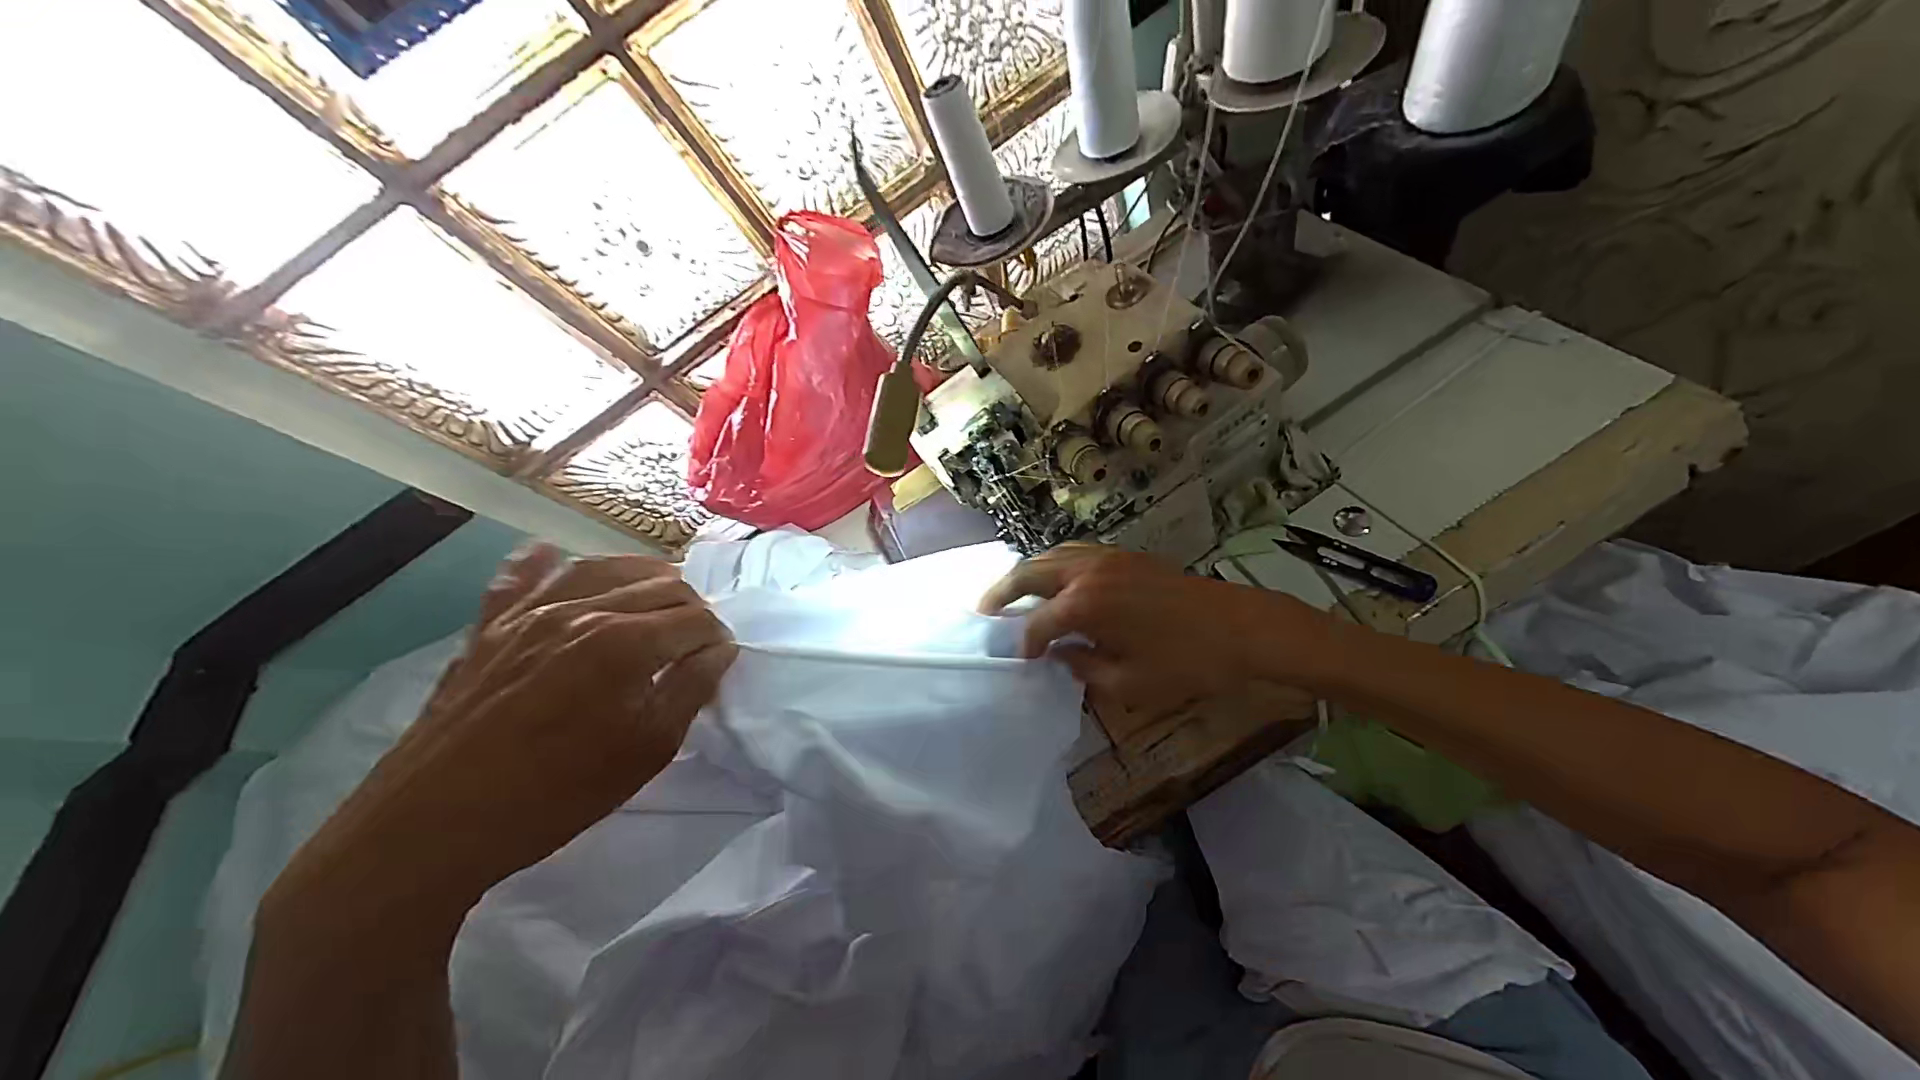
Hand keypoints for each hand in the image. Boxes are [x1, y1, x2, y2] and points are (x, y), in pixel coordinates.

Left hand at [271, 545, 737, 925]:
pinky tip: (557, 559)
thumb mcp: (645, 753)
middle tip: (692, 642)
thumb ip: (690, 691)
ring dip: (641, 578)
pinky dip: (548, 563)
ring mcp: (529, 611)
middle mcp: (581, 610)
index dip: (718, 638)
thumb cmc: (554, 796)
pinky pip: (522, 574)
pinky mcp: (489, 625)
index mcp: (624, 644)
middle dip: (690, 608)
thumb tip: (718, 650)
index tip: (720, 660)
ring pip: (604, 566)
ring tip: (653, 602)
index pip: (696, 620)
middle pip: (660, 585)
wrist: (432, 825)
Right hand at [978, 543, 1330, 712]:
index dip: (1024, 644)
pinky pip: (1075, 552)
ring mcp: (1107, 557)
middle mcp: (1087, 572)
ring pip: (1051, 556)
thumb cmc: (1187, 663)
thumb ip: (1084, 669)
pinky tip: (1056, 580)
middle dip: (1003, 592)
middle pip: (1030, 573)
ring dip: (1027, 573)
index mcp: (1084, 605)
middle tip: (983, 609)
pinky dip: (1055, 564)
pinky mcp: (1126, 555)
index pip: (1037, 623)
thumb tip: (1062, 656)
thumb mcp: (1130, 682)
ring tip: (1013, 592)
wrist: (1242, 627)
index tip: (1023, 661)